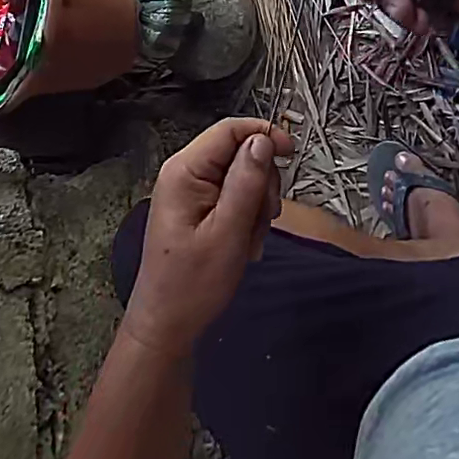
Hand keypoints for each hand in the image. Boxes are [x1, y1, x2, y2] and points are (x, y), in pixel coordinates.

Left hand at [121, 117, 292, 358]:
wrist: (167, 328)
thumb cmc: (192, 285)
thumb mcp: (227, 232)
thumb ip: (247, 182)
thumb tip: (263, 140)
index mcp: (184, 170)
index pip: (229, 130)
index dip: (263, 134)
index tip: (291, 153)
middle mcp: (185, 173)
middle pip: (240, 152)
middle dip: (261, 182)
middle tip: (264, 218)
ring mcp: (192, 191)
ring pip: (243, 175)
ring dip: (257, 204)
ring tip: (250, 238)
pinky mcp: (199, 207)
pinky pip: (235, 196)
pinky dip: (248, 216)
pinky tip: (244, 243)